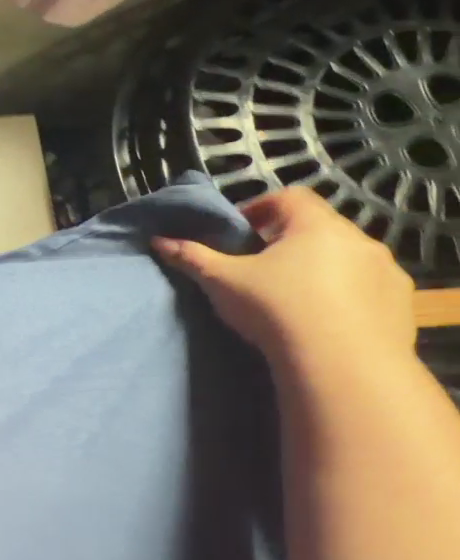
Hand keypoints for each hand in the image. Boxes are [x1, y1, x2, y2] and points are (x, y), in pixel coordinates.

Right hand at [152, 188, 414, 369]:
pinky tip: (321, 316)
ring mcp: (385, 271)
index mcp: (317, 227)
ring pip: (344, 256)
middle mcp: (359, 241)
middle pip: (317, 226)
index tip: (238, 234)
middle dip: (285, 240)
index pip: (289, 197)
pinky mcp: (400, 300)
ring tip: (289, 294)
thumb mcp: (221, 280)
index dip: (259, 208)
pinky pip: (366, 284)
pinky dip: (343, 291)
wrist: (342, 363)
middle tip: (256, 266)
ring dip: (316, 265)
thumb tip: (159, 241)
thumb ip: (191, 256)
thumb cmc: (276, 308)